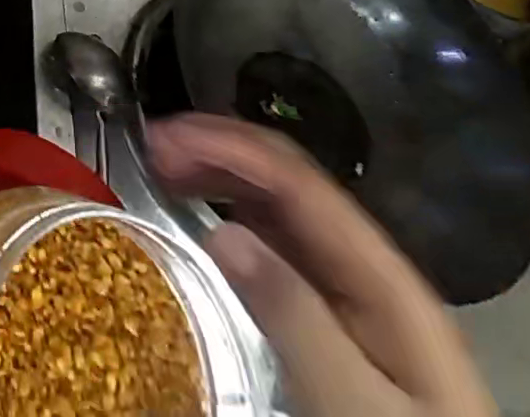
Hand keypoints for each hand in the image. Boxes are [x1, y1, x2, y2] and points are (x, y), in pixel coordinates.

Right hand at [146, 113, 495, 416]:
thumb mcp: (353, 404)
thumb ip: (294, 319)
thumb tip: (222, 232)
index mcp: (379, 275)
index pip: (295, 182)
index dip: (226, 146)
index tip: (162, 139)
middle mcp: (363, 260)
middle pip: (286, 175)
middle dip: (216, 145)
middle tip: (150, 145)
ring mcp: (348, 278)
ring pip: (276, 195)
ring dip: (217, 167)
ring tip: (160, 165)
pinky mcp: (329, 298)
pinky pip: (271, 228)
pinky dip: (226, 201)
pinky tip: (195, 204)